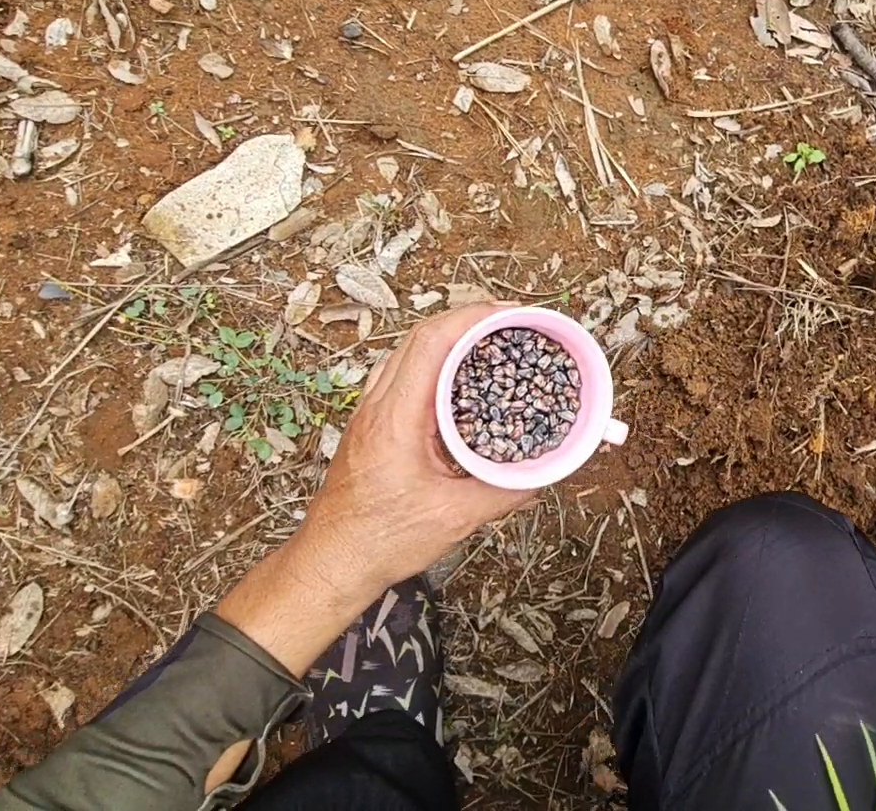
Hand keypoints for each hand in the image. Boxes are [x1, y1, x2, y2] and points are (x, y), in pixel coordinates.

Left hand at [206, 304, 534, 791]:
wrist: (330, 563)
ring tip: (489, 339)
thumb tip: (545, 474)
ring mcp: (371, 411)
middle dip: (468, 317)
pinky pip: (404, 372)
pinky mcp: (372, 422)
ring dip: (449, 335)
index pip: (431, 342)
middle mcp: (378, 405)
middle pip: (421, 335)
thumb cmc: (379, 541)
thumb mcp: (455, 518)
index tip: (510, 312)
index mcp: (396, 418)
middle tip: (511, 320)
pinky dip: (435, 360)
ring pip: (409, 350)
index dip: (472, 316)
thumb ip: (505, 493)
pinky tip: (460, 377)